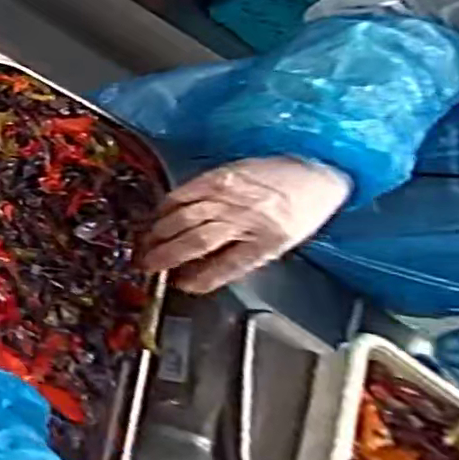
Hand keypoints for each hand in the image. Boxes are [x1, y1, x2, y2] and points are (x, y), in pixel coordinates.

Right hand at [139, 156, 350, 292]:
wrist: (313, 174)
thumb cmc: (299, 212)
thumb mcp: (281, 240)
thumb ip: (243, 252)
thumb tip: (202, 267)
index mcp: (270, 241)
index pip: (230, 264)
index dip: (203, 277)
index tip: (181, 285)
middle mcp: (246, 219)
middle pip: (198, 241)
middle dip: (167, 254)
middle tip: (146, 264)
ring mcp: (228, 197)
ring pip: (183, 218)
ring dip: (159, 233)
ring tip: (145, 243)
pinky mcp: (213, 179)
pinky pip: (179, 196)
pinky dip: (163, 209)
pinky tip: (155, 218)